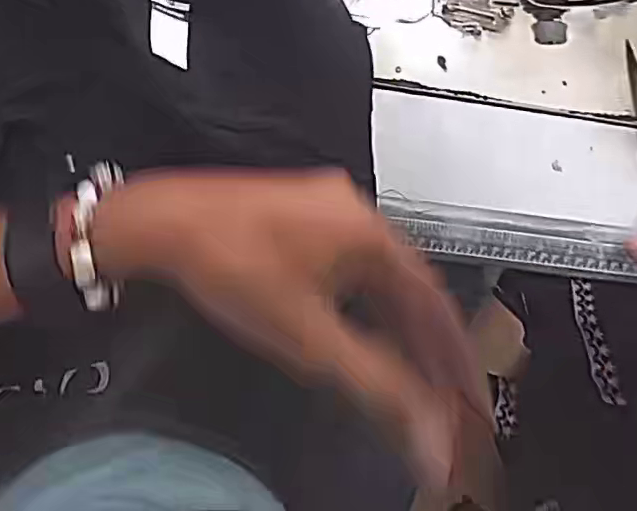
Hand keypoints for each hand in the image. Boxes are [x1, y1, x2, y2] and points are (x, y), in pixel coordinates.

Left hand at [90, 168, 491, 491]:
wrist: (167, 220)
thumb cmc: (226, 257)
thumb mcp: (309, 337)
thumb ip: (377, 388)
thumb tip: (428, 433)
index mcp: (365, 227)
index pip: (434, 302)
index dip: (456, 359)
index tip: (469, 398)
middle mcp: (350, 206)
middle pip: (408, 284)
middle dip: (427, 345)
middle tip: (444, 396)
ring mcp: (322, 202)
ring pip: (377, 271)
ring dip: (394, 322)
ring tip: (409, 373)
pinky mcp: (299, 208)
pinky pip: (349, 258)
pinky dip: (362, 297)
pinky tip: (361, 327)